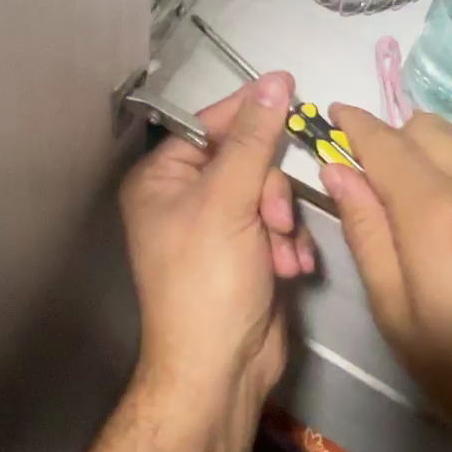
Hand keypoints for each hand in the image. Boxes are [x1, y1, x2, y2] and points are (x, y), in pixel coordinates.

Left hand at [119, 73, 314, 406]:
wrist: (221, 372)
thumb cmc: (208, 281)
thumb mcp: (228, 201)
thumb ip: (254, 139)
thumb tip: (274, 80)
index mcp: (162, 178)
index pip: (209, 125)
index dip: (248, 110)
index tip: (290, 88)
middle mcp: (184, 197)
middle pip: (245, 159)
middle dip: (268, 191)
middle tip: (273, 220)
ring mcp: (215, 226)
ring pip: (267, 192)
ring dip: (282, 221)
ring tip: (281, 253)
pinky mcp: (244, 252)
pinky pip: (275, 225)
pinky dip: (287, 244)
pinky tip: (289, 269)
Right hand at [320, 107, 451, 451]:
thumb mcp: (401, 320)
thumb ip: (366, 234)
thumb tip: (338, 172)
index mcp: (437, 215)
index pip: (384, 142)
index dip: (354, 122)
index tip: (335, 115)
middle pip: (428, 128)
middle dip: (396, 140)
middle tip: (380, 181)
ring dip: (438, 164)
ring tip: (438, 223)